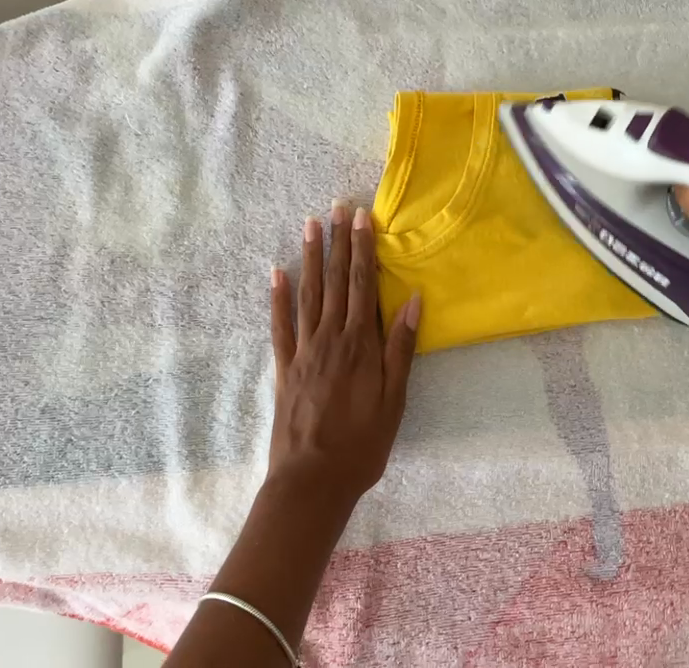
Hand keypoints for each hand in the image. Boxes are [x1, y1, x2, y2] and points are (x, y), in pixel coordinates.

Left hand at [267, 202, 420, 501]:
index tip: (363, 218)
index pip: (362, 285)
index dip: (363, 249)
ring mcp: (303, 350)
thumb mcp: (394, 400)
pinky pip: (280, 324)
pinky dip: (278, 297)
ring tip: (310, 225)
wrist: (311, 481)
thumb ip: (401, 349)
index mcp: (360, 344)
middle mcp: (330, 338)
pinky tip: (276, 272)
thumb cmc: (362, 444)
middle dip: (338, 242)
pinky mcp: (284, 366)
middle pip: (335, 281)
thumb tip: (412, 300)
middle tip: (338, 207)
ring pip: (308, 294)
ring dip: (310, 257)